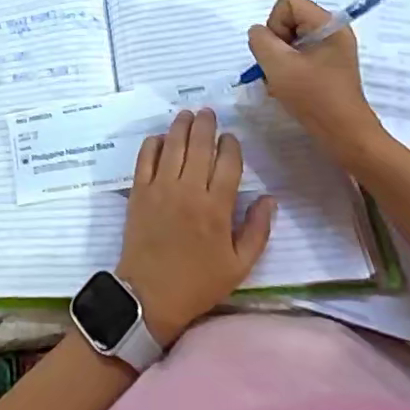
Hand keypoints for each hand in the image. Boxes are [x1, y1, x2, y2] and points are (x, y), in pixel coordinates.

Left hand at [116, 108, 274, 344]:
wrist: (148, 297)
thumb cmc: (198, 283)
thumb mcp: (239, 265)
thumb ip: (258, 230)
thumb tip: (270, 199)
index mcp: (217, 207)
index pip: (228, 162)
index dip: (231, 145)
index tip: (231, 138)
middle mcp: (189, 191)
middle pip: (199, 145)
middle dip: (205, 125)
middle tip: (208, 113)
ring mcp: (161, 189)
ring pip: (173, 145)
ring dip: (181, 126)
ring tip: (187, 114)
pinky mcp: (139, 192)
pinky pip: (145, 158)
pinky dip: (154, 143)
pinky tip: (161, 137)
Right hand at [247, 0, 385, 161]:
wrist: (344, 135)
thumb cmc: (314, 98)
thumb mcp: (278, 66)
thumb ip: (261, 41)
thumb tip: (259, 33)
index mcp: (328, 24)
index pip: (288, 3)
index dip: (275, 24)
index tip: (279, 53)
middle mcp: (333, 31)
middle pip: (289, 19)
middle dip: (276, 43)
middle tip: (279, 69)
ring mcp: (331, 49)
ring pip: (291, 39)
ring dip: (280, 59)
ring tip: (283, 82)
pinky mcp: (328, 66)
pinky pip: (299, 55)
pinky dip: (288, 68)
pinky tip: (288, 88)